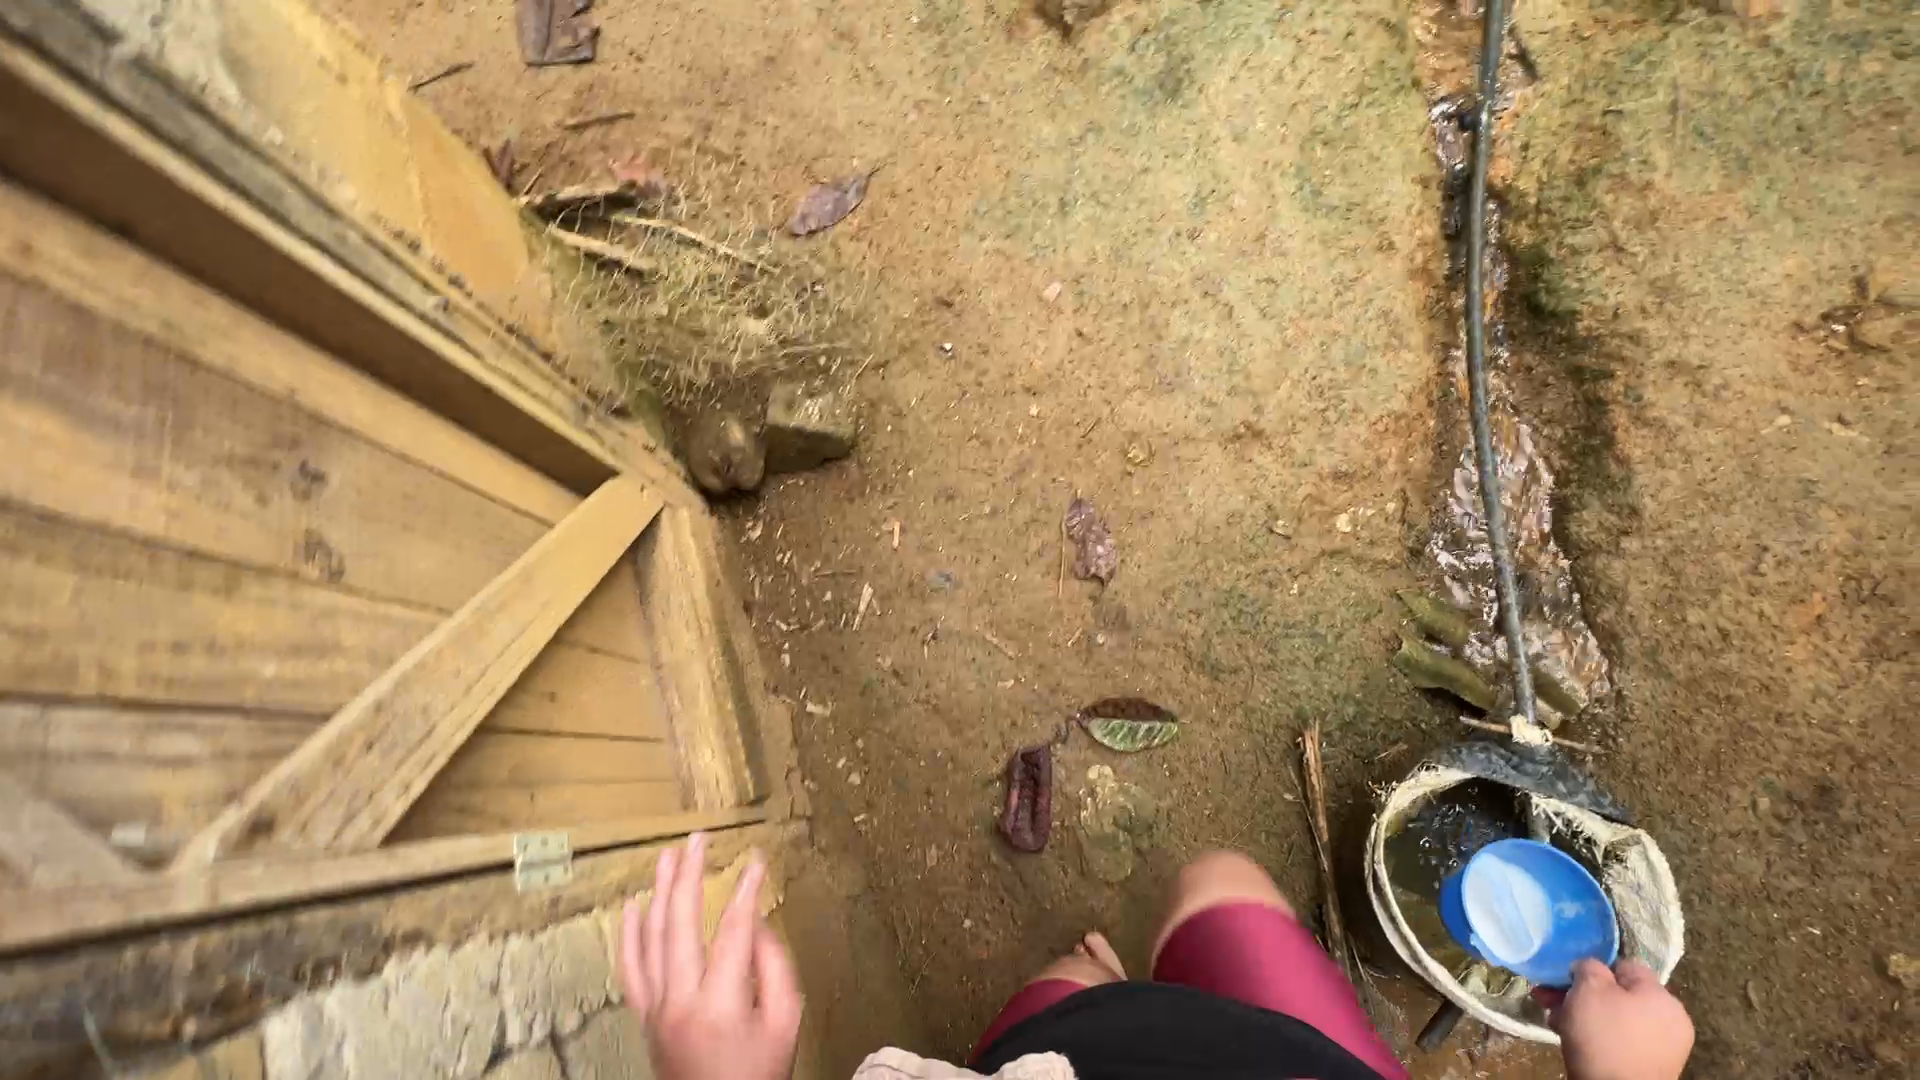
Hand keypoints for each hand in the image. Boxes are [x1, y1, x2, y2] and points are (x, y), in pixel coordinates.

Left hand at [620, 834, 802, 1079]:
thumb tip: (755, 922)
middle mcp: (681, 1000)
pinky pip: (631, 970)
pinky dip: (629, 935)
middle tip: (699, 839)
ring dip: (659, 892)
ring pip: (651, 939)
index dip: (747, 888)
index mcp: (721, 1002)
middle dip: (690, 875)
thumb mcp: (786, 1022)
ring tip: (668, 856)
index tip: (757, 858)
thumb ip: (775, 966)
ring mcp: (656, 1010)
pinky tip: (632, 906)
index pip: (735, 928)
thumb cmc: (759, 1073)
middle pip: (680, 924)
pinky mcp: (645, 1018)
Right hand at [1550, 958, 1693, 1079]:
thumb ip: (1590, 966)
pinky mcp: (1648, 1062)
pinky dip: (1595, 1032)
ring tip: (1556, 1016)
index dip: (1594, 966)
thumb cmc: (1603, 1032)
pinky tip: (1570, 1033)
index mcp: (1662, 997)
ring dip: (1581, 1010)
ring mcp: (1661, 1044)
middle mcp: (1669, 1019)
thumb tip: (1591, 969)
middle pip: (1616, 992)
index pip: (1625, 965)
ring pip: (1613, 1014)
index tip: (1568, 975)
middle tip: (1551, 995)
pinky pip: (1618, 1035)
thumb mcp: (1589, 986)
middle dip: (1580, 991)